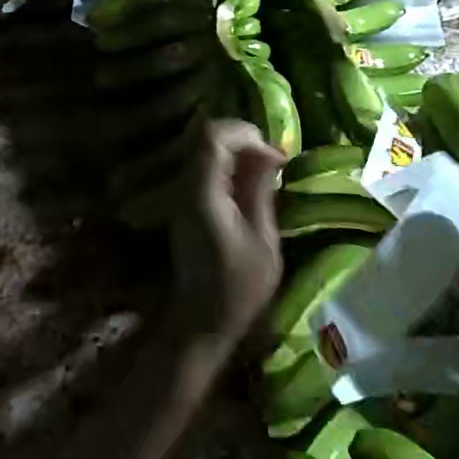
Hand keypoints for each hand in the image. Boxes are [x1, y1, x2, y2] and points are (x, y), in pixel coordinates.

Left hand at [166, 120, 285, 353]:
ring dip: (239, 149)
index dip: (246, 134)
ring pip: (206, 147)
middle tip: (273, 159)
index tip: (275, 156)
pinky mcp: (188, 203)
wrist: (200, 324)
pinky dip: (231, 164)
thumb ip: (261, 192)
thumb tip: (270, 154)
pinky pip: (207, 166)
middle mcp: (187, 188)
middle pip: (206, 134)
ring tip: (268, 170)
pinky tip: (253, 184)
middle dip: (244, 137)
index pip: (214, 137)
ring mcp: (183, 195)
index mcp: (204, 195)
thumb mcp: (263, 241)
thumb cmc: (238, 289)